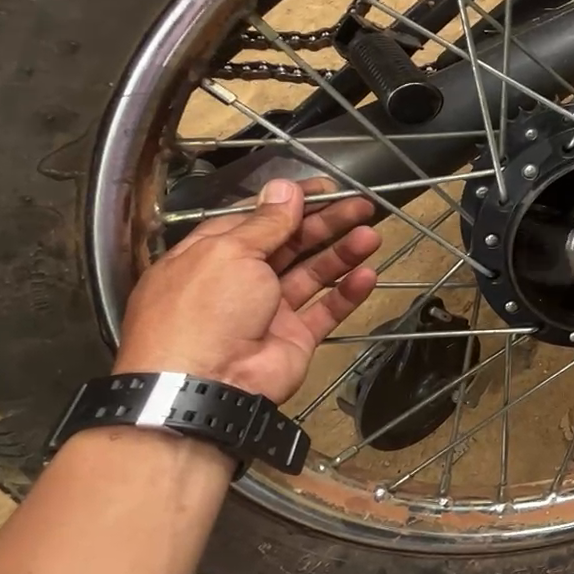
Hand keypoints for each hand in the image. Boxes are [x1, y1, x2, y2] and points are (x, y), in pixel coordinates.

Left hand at [114, 178, 380, 402]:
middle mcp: (238, 282)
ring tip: (371, 236)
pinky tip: (367, 276)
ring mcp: (268, 311)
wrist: (207, 385)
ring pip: (313, 274)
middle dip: (326, 223)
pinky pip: (326, 309)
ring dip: (342, 253)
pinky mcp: (295, 336)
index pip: (255, 221)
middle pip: (290, 244)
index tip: (325, 189)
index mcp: (209, 257)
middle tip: (362, 207)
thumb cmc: (202, 313)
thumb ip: (265, 223)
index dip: (290, 203)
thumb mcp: (229, 253)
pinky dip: (348, 292)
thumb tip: (284, 189)